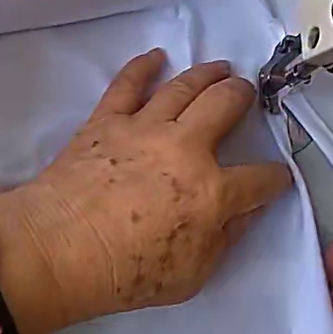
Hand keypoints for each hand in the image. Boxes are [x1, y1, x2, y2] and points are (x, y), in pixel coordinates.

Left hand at [0, 50, 291, 333]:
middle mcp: (185, 149)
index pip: (260, 178)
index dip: (273, 178)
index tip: (273, 178)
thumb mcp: (191, 276)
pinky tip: (155, 57)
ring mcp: (143, 129)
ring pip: (183, 87)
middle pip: (225, 106)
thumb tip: (245, 212)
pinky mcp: (104, 122)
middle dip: (243, 97)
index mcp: (213, 192)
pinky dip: (142, 67)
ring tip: (220, 67)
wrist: (59, 249)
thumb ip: (223, 241)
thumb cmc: (125, 273)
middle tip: (245, 93)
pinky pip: (127, 85)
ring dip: (206, 73)